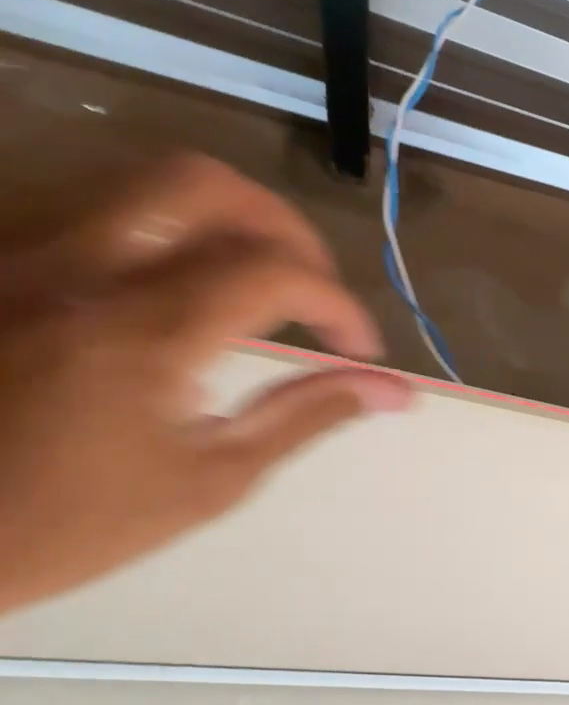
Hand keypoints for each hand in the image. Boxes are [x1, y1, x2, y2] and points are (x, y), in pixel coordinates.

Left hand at [0, 154, 410, 613]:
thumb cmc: (66, 522)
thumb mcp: (210, 479)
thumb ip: (306, 414)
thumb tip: (394, 390)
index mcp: (139, 334)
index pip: (276, 272)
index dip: (341, 306)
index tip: (359, 353)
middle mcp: (72, 271)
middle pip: (204, 187)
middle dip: (285, 232)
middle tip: (308, 290)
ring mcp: (16, 257)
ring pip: (136, 182)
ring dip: (220, 223)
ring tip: (249, 282)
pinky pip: (81, 205)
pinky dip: (154, 228)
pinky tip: (172, 281)